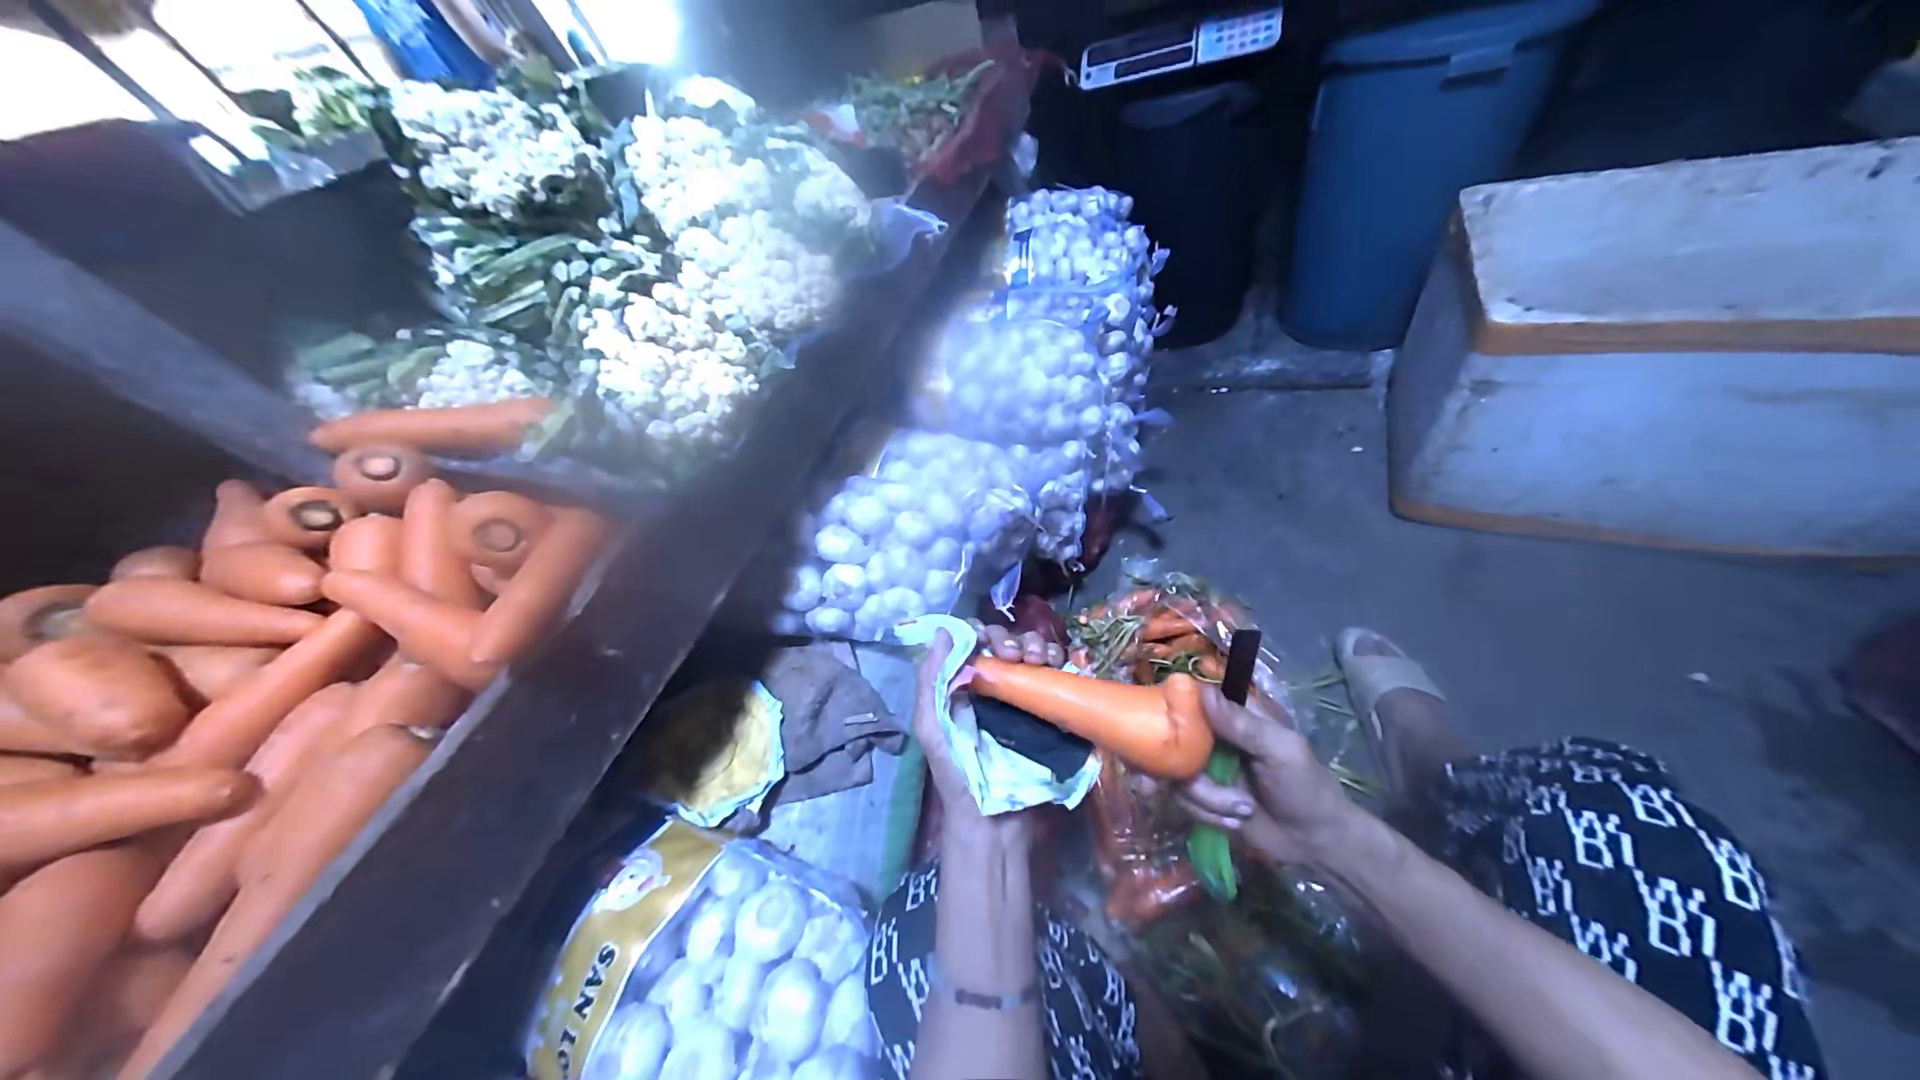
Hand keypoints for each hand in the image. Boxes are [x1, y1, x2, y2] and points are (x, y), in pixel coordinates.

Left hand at [912, 624, 1060, 845]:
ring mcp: (1026, 698)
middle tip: (1017, 658)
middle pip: (1010, 643)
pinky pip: (1060, 677)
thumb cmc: (957, 774)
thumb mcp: (930, 727)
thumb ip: (930, 680)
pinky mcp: (1052, 713)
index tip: (989, 643)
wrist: (996, 820)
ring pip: (1037, 655)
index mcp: (966, 684)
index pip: (977, 642)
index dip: (985, 633)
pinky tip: (1059, 666)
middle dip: (1015, 640)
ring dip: (1040, 647)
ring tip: (1041, 662)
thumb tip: (942, 630)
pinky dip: (1062, 662)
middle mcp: (997, 685)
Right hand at [1142, 686, 1385, 873]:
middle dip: (1175, 768)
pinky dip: (1206, 814)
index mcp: (1231, 714)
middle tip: (1177, 787)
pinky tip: (1234, 822)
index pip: (1189, 698)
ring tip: (1241, 810)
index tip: (1163, 729)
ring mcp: (1202, 766)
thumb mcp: (1280, 750)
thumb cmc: (1305, 787)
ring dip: (1206, 799)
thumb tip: (1203, 692)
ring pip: (1175, 774)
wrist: (1314, 843)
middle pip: (1170, 737)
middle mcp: (1210, 735)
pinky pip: (1182, 799)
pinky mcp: (1199, 796)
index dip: (1170, 709)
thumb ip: (1242, 724)